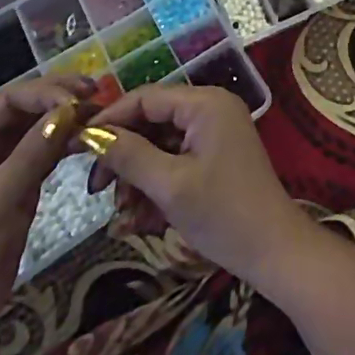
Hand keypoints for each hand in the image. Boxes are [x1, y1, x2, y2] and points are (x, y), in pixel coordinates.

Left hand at [0, 76, 90, 347]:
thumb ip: (32, 154)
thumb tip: (68, 110)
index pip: (6, 102)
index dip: (44, 93)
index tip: (82, 98)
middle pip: (19, 113)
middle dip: (56, 101)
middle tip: (97, 92)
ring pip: (32, 136)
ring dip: (61, 123)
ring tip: (97, 113)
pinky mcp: (12, 196)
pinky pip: (38, 161)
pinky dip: (59, 149)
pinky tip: (83, 140)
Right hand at [80, 85, 308, 281]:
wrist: (276, 255)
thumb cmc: (224, 216)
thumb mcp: (169, 186)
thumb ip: (128, 155)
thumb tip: (89, 136)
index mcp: (205, 104)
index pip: (144, 98)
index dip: (109, 121)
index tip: (78, 146)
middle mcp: (210, 109)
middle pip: (150, 122)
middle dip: (123, 156)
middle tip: (97, 189)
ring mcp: (214, 133)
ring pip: (159, 145)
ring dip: (137, 177)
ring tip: (122, 212)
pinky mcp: (214, 157)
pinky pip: (174, 161)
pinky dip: (156, 185)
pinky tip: (141, 219)